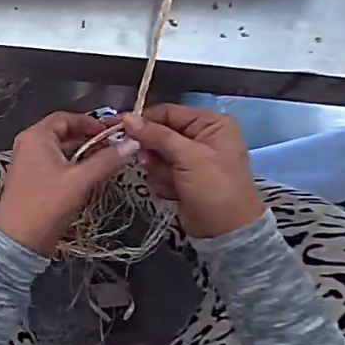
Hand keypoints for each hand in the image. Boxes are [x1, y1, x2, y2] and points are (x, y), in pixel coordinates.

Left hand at [0, 110, 139, 254]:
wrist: (18, 241)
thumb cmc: (47, 205)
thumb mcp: (81, 180)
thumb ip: (107, 160)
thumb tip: (132, 143)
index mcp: (36, 136)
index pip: (66, 117)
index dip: (90, 123)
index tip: (112, 133)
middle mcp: (28, 144)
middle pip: (63, 132)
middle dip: (88, 139)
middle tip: (112, 148)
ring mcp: (27, 162)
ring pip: (60, 149)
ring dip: (82, 153)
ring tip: (105, 162)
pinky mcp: (30, 179)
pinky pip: (54, 163)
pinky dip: (72, 165)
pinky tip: (88, 176)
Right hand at [121, 104, 263, 237]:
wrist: (225, 231)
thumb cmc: (214, 186)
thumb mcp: (188, 156)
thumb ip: (157, 135)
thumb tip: (128, 118)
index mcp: (210, 123)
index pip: (168, 112)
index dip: (144, 120)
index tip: (119, 126)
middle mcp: (201, 137)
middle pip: (159, 134)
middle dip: (154, 151)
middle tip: (148, 161)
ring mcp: (191, 159)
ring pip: (156, 155)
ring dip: (159, 170)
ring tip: (172, 182)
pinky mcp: (182, 178)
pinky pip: (159, 172)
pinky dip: (163, 182)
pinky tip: (174, 192)